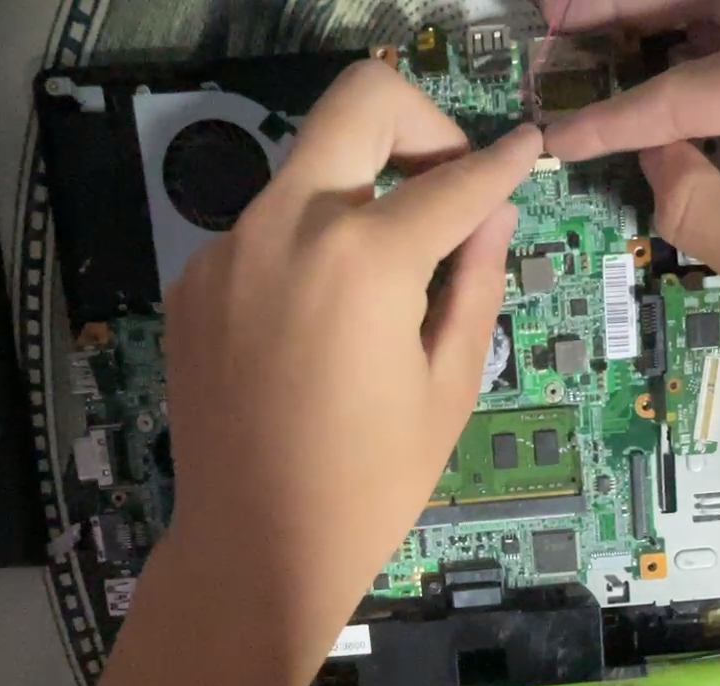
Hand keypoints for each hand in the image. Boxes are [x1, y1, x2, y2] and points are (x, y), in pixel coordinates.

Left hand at [159, 61, 539, 670]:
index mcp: (364, 259)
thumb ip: (475, 284)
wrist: (256, 547)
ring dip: (361, 194)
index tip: (526, 149)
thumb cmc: (372, 486)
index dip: (500, 163)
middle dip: (420, 126)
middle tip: (448, 185)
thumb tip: (494, 214)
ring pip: (307, 169)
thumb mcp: (448, 388)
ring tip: (389, 275)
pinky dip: (310, 248)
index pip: (451, 181)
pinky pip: (265, 232)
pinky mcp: (192, 283)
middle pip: (358, 104)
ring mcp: (226, 249)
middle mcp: (284, 226)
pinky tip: (323, 321)